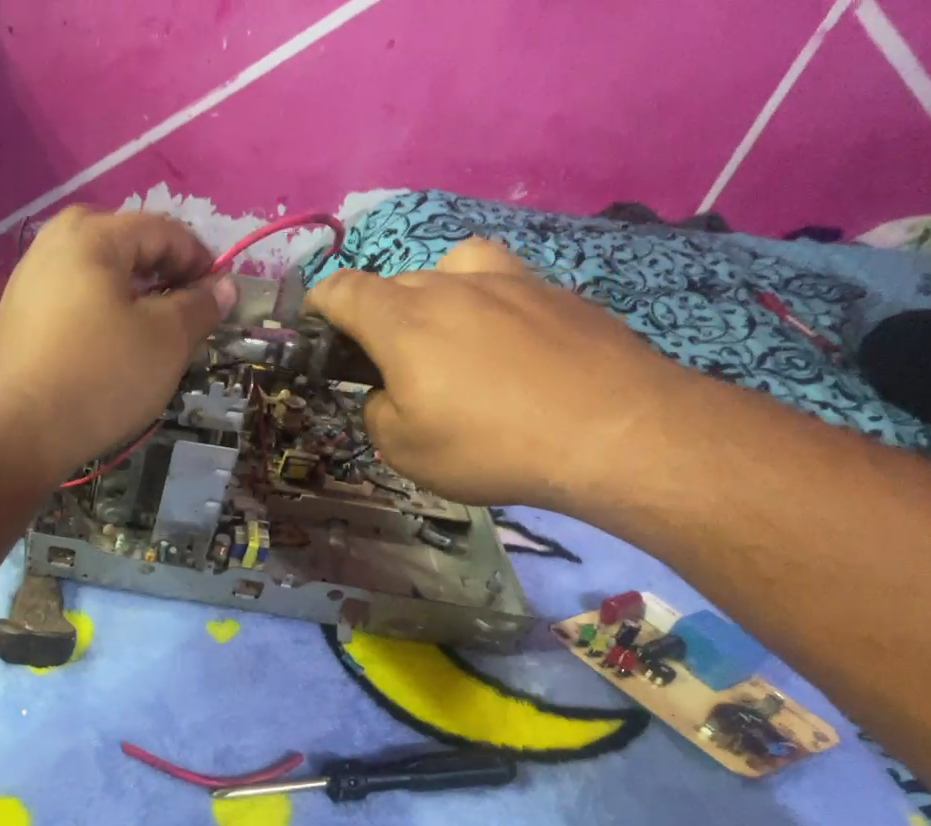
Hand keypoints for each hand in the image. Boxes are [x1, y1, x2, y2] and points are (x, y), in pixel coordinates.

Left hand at [0, 208, 236, 478]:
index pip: (162, 229)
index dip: (199, 259)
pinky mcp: (15, 318)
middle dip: (160, 272)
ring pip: (94, 274)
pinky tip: (107, 349)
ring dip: (129, 294)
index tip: (218, 295)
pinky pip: (69, 301)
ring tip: (149, 333)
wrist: (18, 431)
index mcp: (92, 235)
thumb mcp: (167, 340)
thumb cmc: (101, 376)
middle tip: (182, 310)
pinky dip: (97, 313)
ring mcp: (27, 281)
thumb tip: (224, 286)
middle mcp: (52, 243)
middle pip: (124, 244)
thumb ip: (200, 305)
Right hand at [306, 238, 691, 509]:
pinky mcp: (557, 293)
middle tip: (391, 362)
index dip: (320, 303)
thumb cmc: (490, 445)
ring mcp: (509, 282)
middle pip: (395, 282)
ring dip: (436, 295)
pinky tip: (511, 345)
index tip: (316, 325)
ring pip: (452, 270)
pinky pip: (504, 284)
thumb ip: (377, 412)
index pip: (342, 289)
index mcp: (402, 322)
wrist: (614, 431)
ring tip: (451, 335)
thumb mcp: (405, 450)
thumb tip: (387, 393)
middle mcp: (449, 287)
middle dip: (379, 314)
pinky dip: (490, 304)